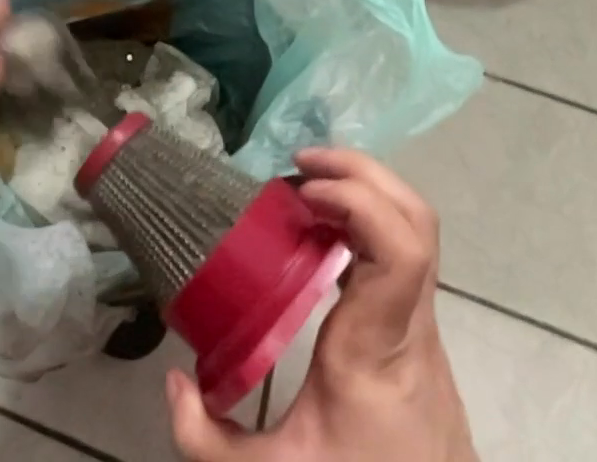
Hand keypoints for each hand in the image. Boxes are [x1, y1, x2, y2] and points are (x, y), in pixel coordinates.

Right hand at [164, 149, 477, 461]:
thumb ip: (205, 440)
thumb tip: (172, 381)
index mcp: (373, 351)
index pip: (400, 253)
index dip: (360, 201)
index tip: (304, 188)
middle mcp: (410, 327)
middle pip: (417, 222)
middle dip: (363, 173)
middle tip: (301, 163)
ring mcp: (424, 327)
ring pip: (418, 232)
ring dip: (367, 191)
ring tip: (307, 186)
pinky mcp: (421, 333)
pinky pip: (404, 255)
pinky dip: (367, 222)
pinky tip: (322, 234)